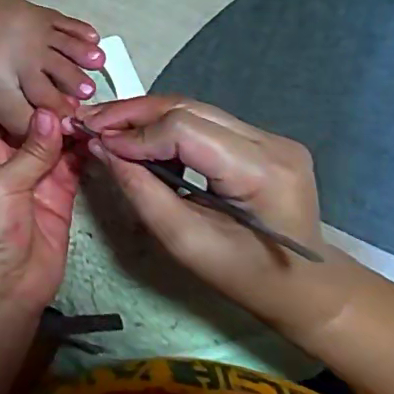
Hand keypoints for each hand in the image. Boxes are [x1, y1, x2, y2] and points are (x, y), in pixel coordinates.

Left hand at [0, 0, 104, 128]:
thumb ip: (13, 114)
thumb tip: (41, 129)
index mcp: (24, 78)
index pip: (48, 103)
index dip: (60, 116)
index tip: (74, 125)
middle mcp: (37, 55)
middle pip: (63, 75)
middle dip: (76, 88)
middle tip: (89, 95)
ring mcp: (39, 30)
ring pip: (69, 48)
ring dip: (84, 58)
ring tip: (99, 63)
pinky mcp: (36, 12)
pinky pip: (66, 23)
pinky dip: (81, 31)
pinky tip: (93, 37)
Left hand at [0, 109, 80, 320]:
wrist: (3, 291)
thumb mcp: (1, 185)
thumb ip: (30, 150)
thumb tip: (50, 113)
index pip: (2, 113)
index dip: (22, 95)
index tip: (48, 76)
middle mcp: (10, 161)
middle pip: (33, 126)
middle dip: (54, 110)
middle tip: (81, 91)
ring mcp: (37, 178)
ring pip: (57, 144)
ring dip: (72, 129)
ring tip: (95, 108)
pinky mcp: (60, 196)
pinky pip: (73, 167)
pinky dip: (85, 151)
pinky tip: (99, 133)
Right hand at [81, 96, 352, 338]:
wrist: (305, 286)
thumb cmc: (246, 276)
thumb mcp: (186, 242)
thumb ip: (142, 192)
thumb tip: (102, 149)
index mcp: (262, 171)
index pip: (185, 129)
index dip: (135, 134)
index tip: (95, 142)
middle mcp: (270, 141)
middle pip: (187, 108)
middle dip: (131, 114)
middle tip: (88, 122)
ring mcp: (268, 135)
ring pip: (191, 108)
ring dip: (143, 115)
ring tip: (104, 126)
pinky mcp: (259, 138)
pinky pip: (200, 120)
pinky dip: (162, 125)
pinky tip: (136, 136)